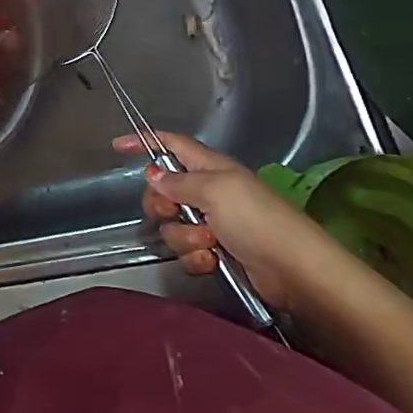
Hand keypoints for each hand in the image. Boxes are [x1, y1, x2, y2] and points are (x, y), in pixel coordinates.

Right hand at [115, 131, 329, 308]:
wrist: (293, 271)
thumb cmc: (258, 220)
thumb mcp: (215, 191)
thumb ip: (178, 182)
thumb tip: (153, 173)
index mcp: (210, 168)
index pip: (172, 145)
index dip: (146, 142)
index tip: (118, 145)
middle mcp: (208, 192)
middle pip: (162, 191)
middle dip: (162, 205)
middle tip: (177, 213)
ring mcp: (211, 223)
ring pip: (172, 226)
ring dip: (185, 237)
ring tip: (209, 243)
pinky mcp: (215, 252)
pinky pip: (186, 252)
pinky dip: (196, 258)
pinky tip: (212, 261)